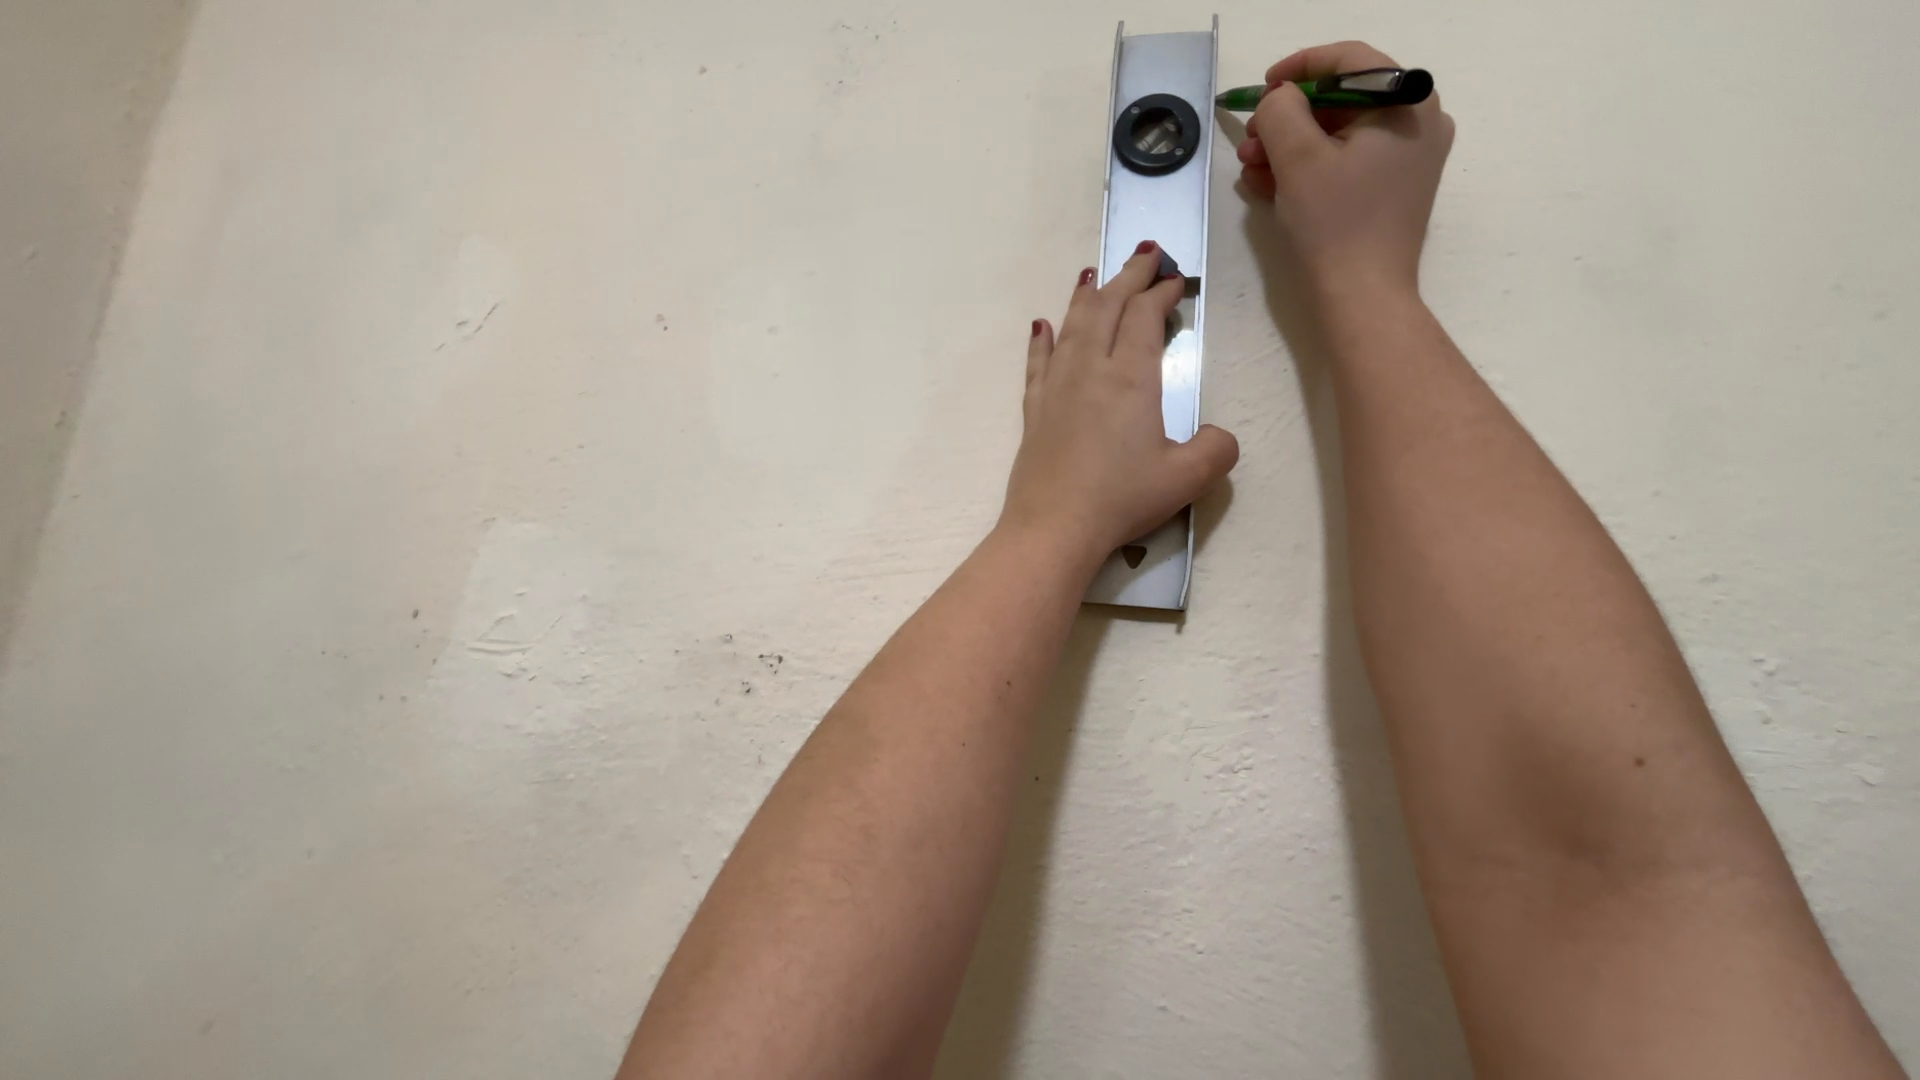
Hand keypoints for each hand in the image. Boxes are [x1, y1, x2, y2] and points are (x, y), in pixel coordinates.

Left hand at [999, 244, 1238, 562]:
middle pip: (1108, 308)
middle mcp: (1090, 370)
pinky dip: (1042, 340)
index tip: (1175, 280)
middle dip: (1129, 277)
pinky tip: (1042, 326)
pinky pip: (1038, 363)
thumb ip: (1216, 450)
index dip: (1161, 293)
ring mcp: (1057, 388)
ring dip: (1087, 296)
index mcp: (1131, 378)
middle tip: (1145, 255)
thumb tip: (1220, 437)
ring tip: (1095, 274)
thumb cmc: (1121, 500)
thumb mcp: (1187, 478)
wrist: (1054, 527)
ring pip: (1072, 326)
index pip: (1145, 318)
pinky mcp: (1034, 411)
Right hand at [1237, 41, 1454, 301]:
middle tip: (1248, 141)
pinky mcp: (1390, 193)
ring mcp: (1407, 161)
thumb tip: (1279, 100)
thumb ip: (1281, 112)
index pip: (1349, 61)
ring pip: (1339, 136)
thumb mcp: (1298, 158)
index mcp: (1407, 102)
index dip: (1299, 67)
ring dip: (1289, 148)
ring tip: (1250, 170)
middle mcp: (1417, 123)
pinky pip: (1345, 165)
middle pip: (1341, 100)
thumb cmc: (1334, 223)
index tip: (1262, 88)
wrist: (1361, 297)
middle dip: (1288, 119)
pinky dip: (1307, 170)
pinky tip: (1268, 185)